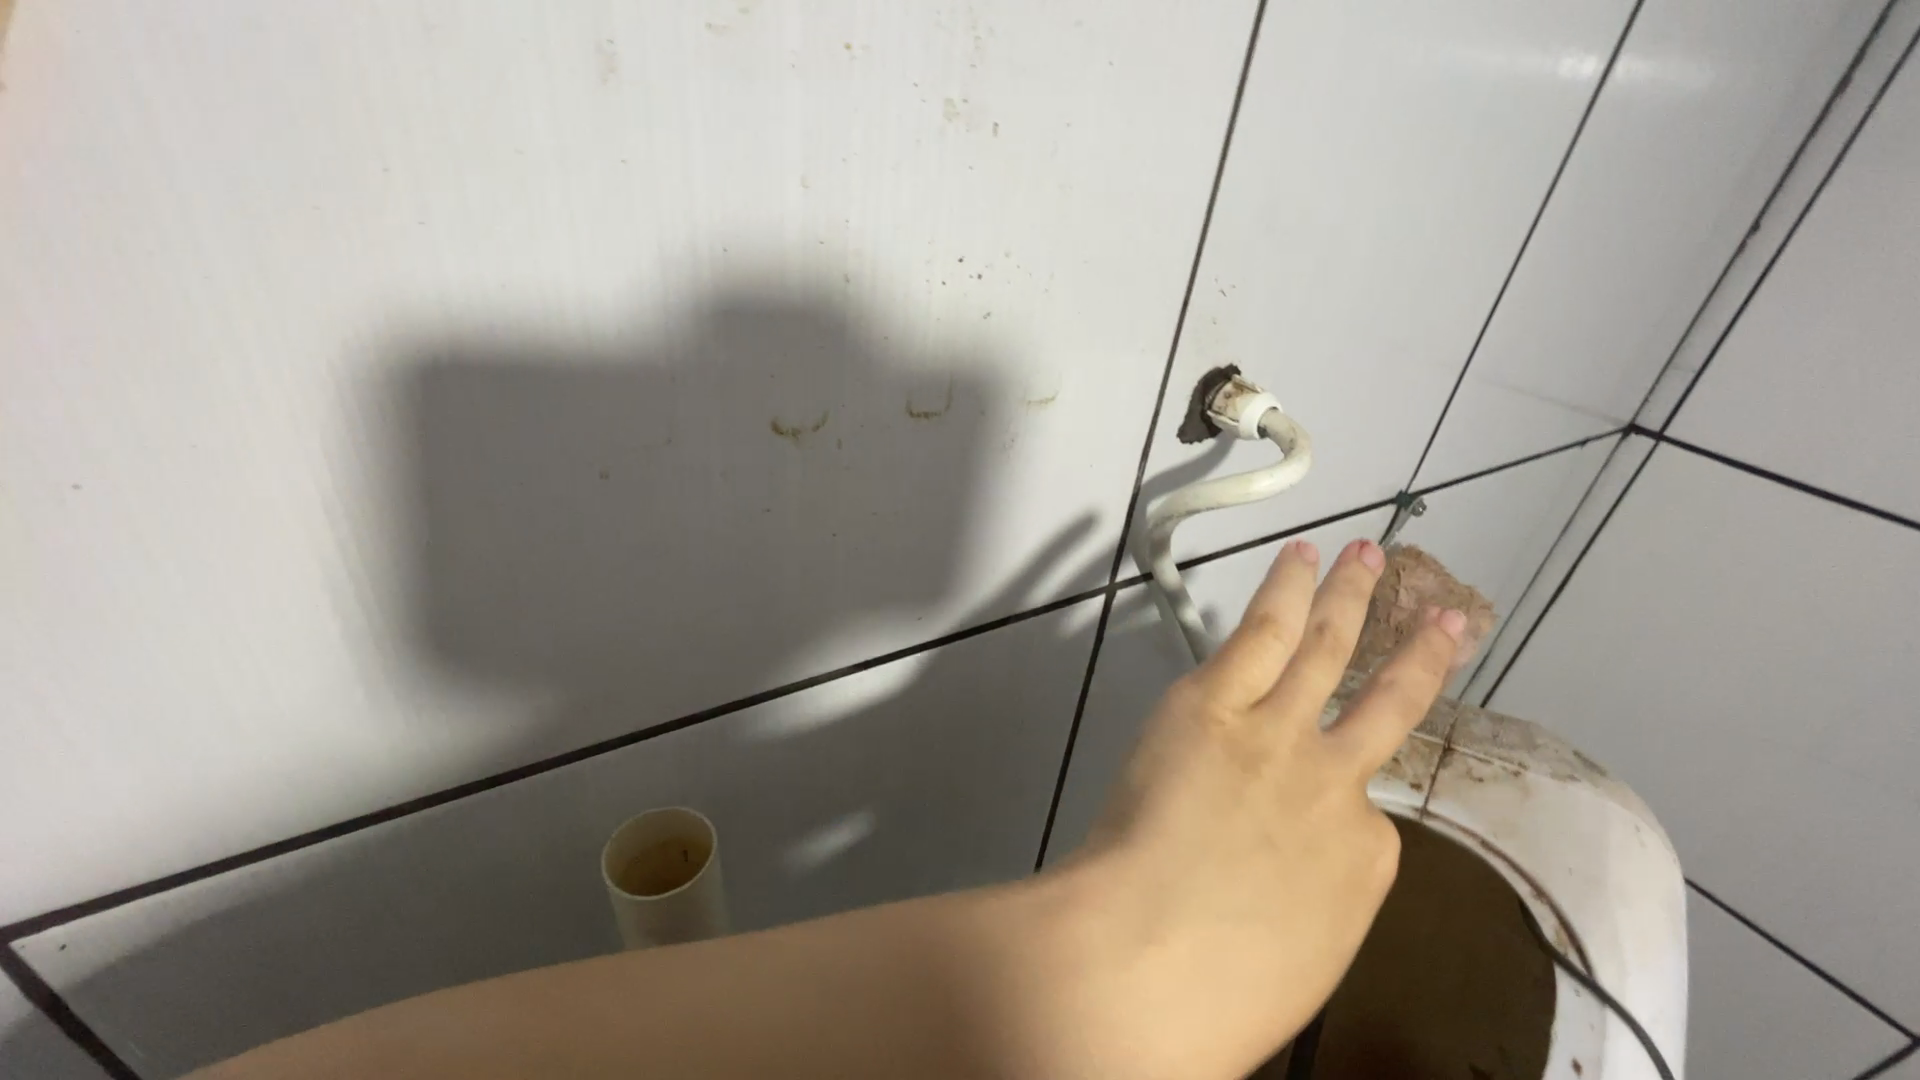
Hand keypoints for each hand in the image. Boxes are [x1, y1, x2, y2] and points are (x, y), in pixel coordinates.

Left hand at [1059, 538, 1465, 1079]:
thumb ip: (1301, 908)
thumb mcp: (1292, 965)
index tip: (1313, 797)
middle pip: (1386, 706)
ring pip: (1326, 651)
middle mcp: (1335, 784)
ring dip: (1348, 598)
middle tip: (1444, 614)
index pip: (1361, 813)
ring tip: (1368, 554)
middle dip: (1418, 654)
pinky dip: (1283, 592)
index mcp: (1365, 863)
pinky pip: (1262, 634)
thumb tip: (1277, 888)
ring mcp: (1279, 735)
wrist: (1149, 959)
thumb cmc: (1213, 994)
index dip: (1336, 802)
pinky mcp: (1215, 702)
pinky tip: (1297, 559)